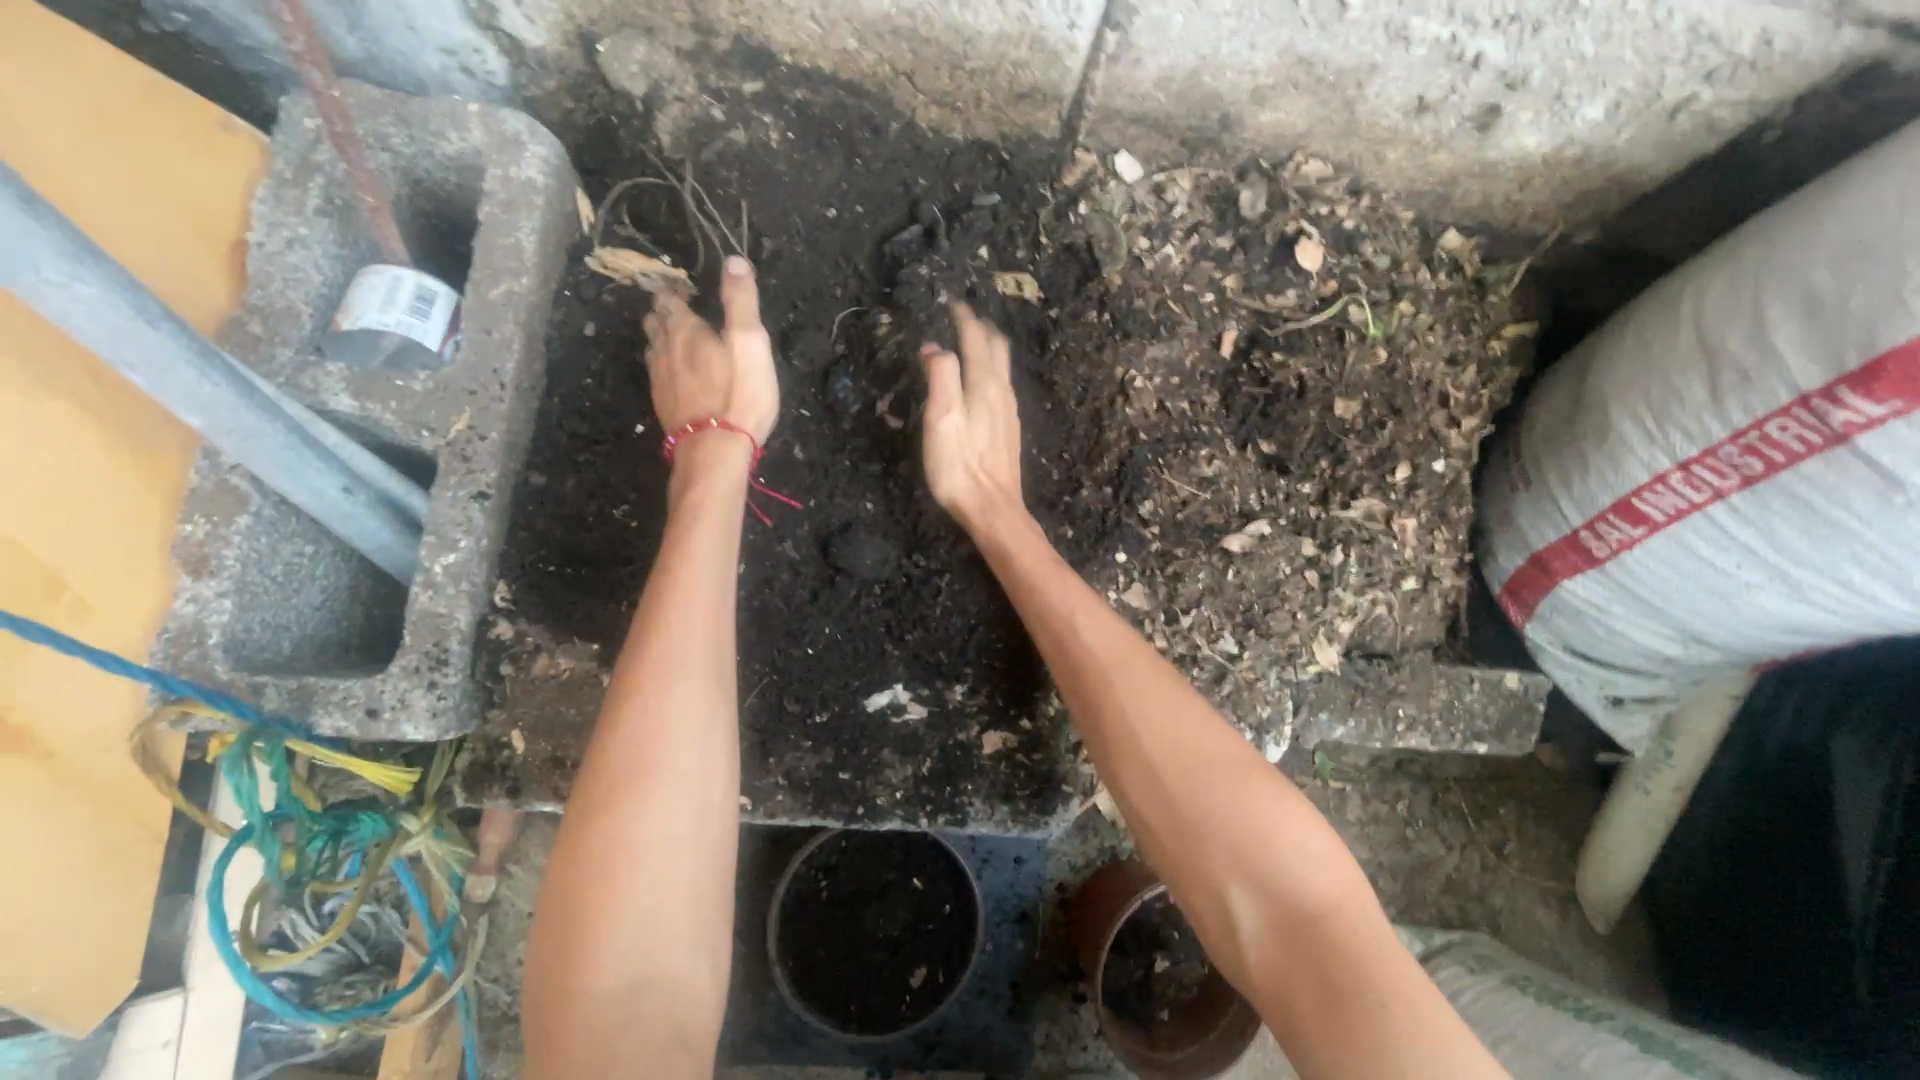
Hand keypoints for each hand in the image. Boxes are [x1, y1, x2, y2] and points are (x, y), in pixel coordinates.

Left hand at [643, 256, 778, 443]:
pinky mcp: (664, 405)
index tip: (681, 286)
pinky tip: (676, 374)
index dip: (673, 290)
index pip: (669, 300)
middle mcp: (665, 350)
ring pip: (653, 349)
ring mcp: (661, 380)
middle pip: (655, 323)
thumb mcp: (750, 341)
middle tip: (678, 308)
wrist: (716, 449)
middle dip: (663, 312)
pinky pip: (658, 375)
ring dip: (661, 339)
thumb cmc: (739, 393)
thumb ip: (741, 300)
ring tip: (675, 337)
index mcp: (685, 330)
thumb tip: (733, 260)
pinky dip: (666, 366)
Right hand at [920, 304, 1025, 533]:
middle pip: (997, 346)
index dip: (962, 316)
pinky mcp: (1009, 428)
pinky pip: (1003, 384)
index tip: (949, 299)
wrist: (992, 508)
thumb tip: (935, 347)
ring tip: (971, 339)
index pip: (975, 337)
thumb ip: (940, 376)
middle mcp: (1002, 391)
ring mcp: (1009, 410)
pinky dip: (991, 368)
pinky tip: (982, 380)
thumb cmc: (959, 465)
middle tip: (961, 315)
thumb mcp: (941, 418)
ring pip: (1003, 365)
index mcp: (984, 383)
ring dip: (988, 346)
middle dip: (979, 326)